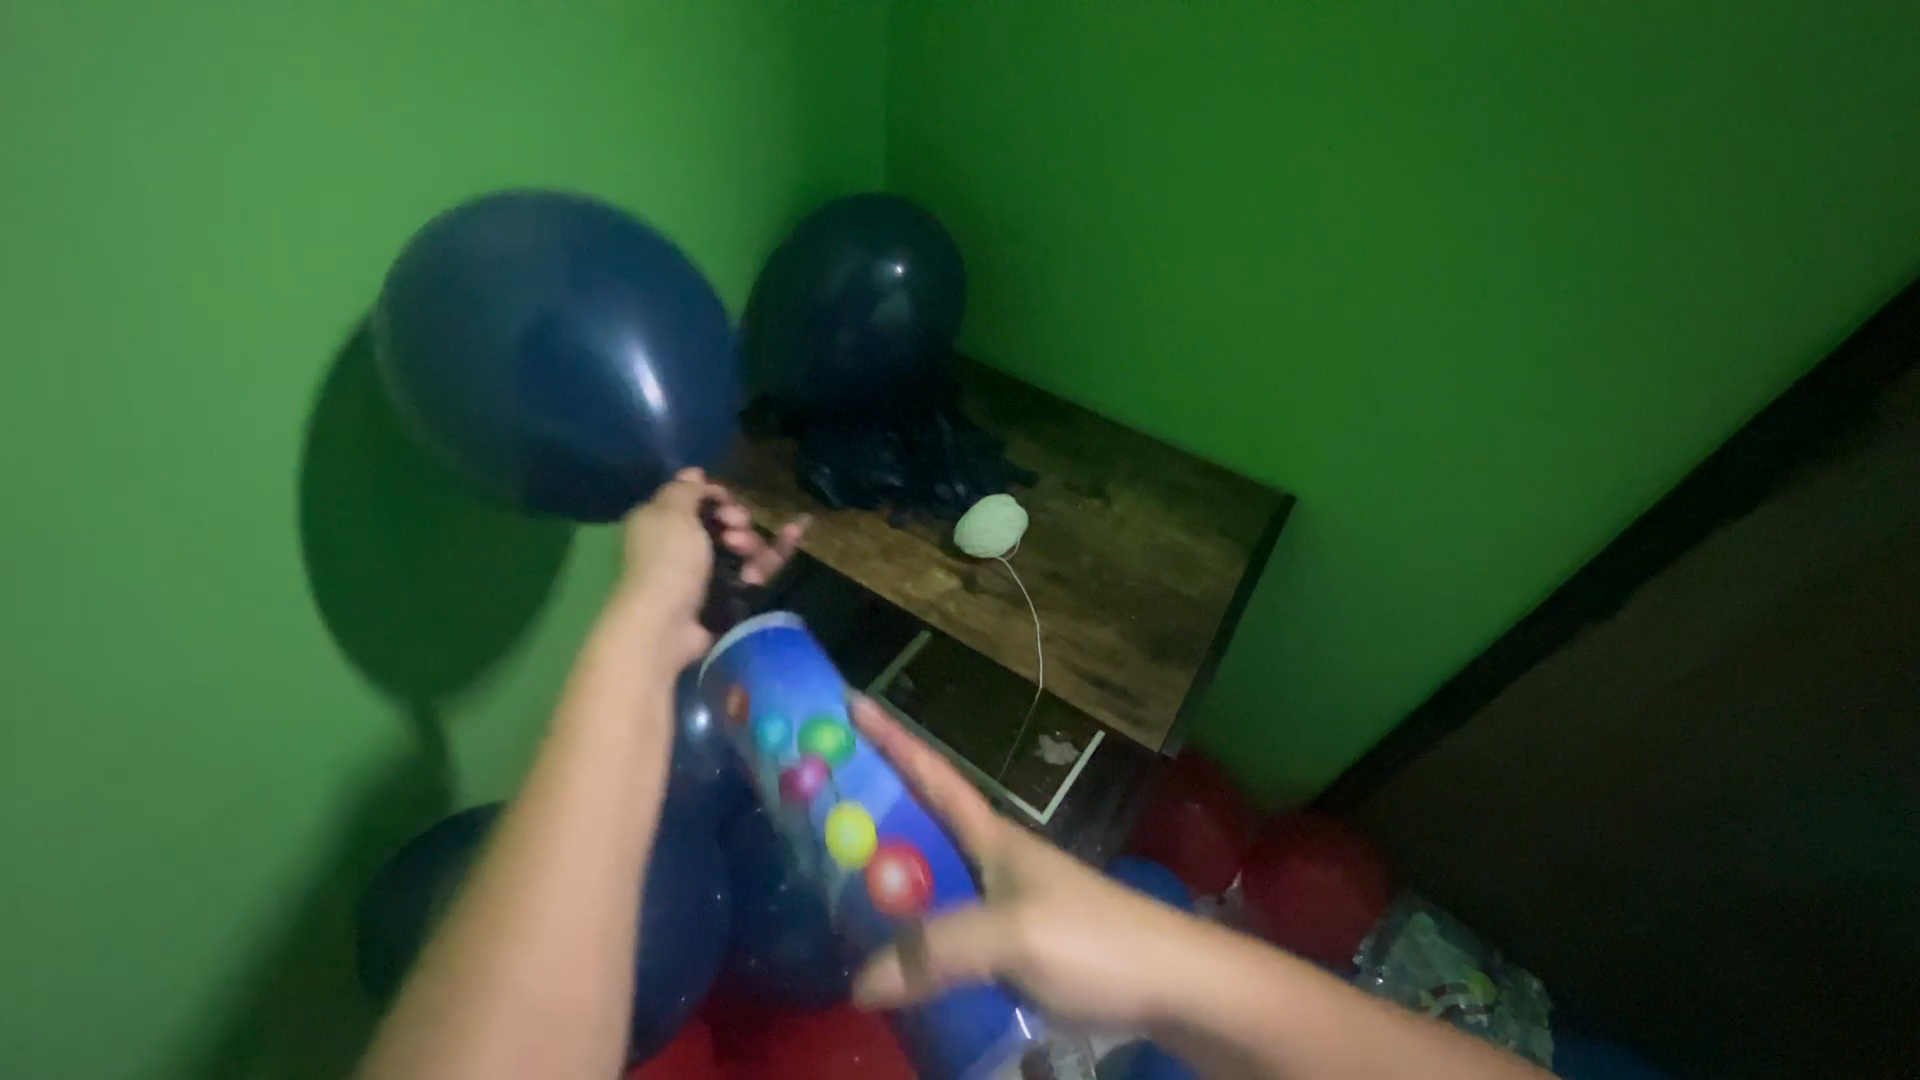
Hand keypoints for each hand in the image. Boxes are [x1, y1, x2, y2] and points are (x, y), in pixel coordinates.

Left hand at [619, 469, 806, 666]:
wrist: (669, 622)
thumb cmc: (667, 560)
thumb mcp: (672, 512)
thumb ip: (686, 489)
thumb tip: (695, 473)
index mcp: (663, 522)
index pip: (697, 500)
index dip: (716, 496)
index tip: (725, 499)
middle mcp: (685, 545)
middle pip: (725, 522)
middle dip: (737, 519)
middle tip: (736, 526)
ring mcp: (708, 571)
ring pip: (743, 545)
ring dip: (751, 541)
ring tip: (744, 549)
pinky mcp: (729, 593)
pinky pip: (757, 567)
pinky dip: (775, 553)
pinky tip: (795, 534)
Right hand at [848, 697, 1201, 1029]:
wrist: (1170, 984)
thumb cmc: (1094, 939)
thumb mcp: (1015, 935)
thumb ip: (940, 950)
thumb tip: (859, 980)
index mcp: (992, 837)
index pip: (932, 775)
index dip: (893, 739)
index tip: (852, 703)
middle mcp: (992, 861)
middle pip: (922, 825)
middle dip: (873, 808)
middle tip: (816, 806)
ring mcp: (1004, 903)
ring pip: (931, 881)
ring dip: (889, 878)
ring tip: (835, 886)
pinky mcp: (1013, 946)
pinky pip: (946, 931)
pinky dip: (914, 935)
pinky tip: (891, 958)